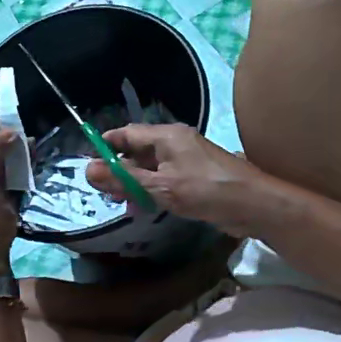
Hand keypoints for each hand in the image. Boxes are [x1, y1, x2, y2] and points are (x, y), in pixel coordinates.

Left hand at [0, 118, 20, 256]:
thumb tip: (11, 131)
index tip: (14, 131)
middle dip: (8, 137)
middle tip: (24, 143)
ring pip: (3, 148)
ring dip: (17, 148)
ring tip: (29, 152)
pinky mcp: (0, 179)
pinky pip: (11, 161)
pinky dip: (22, 159)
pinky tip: (31, 160)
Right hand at [86, 123, 270, 237]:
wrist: (253, 204)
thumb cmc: (206, 189)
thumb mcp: (161, 187)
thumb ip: (124, 180)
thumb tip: (88, 171)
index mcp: (167, 135)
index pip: (127, 134)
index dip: (106, 146)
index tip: (87, 164)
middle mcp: (175, 143)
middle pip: (138, 151)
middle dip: (119, 170)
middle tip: (101, 191)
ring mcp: (187, 160)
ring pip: (151, 168)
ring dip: (134, 184)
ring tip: (119, 204)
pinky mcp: (195, 178)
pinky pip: (165, 180)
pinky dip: (152, 191)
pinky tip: (143, 208)